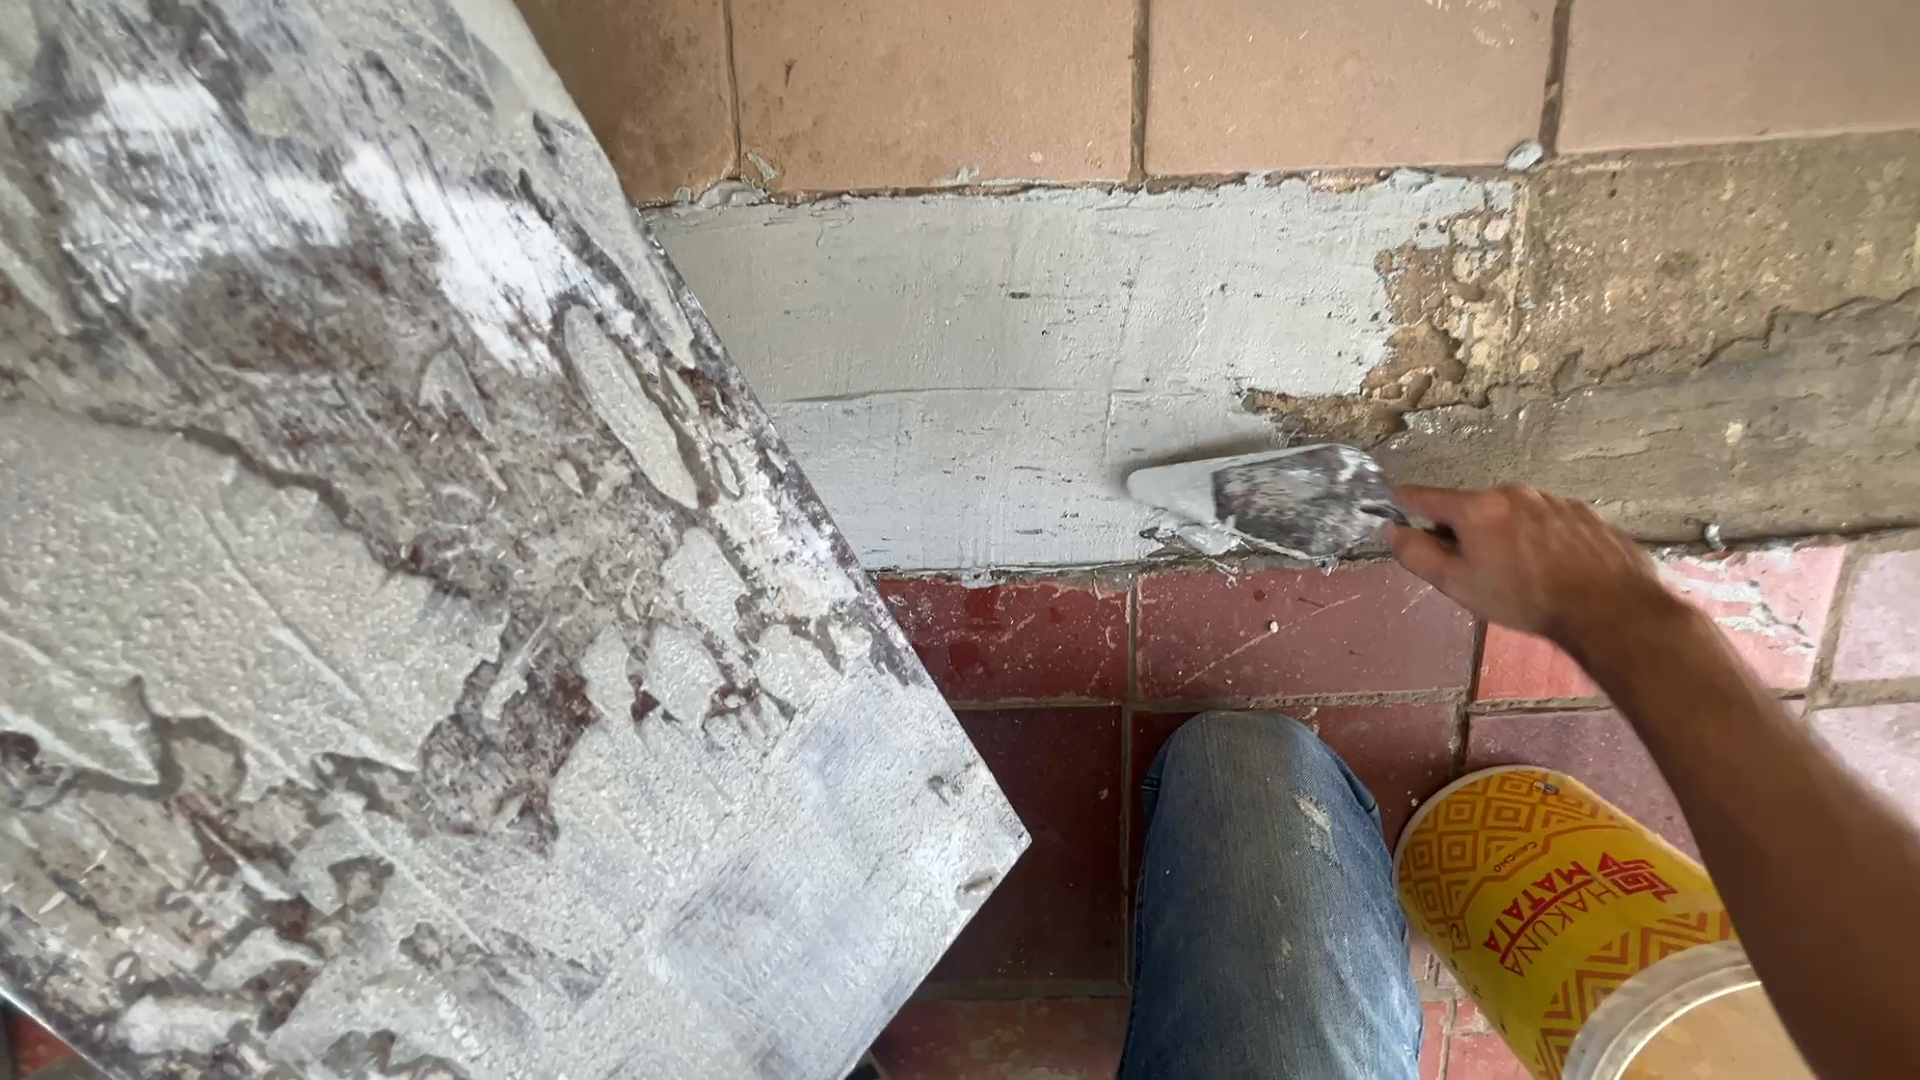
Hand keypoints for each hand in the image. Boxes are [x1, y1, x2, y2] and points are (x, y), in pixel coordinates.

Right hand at [1387, 484, 1670, 643]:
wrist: (1612, 610)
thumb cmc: (1523, 598)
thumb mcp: (1456, 584)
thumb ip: (1417, 554)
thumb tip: (1395, 532)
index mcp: (1476, 507)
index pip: (1424, 496)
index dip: (1404, 503)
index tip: (1394, 509)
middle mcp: (1514, 494)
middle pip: (1471, 507)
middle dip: (1462, 529)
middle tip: (1469, 564)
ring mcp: (1555, 501)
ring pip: (1510, 514)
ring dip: (1502, 533)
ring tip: (1516, 570)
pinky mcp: (1587, 516)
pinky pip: (1546, 522)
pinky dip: (1538, 539)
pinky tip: (1550, 568)